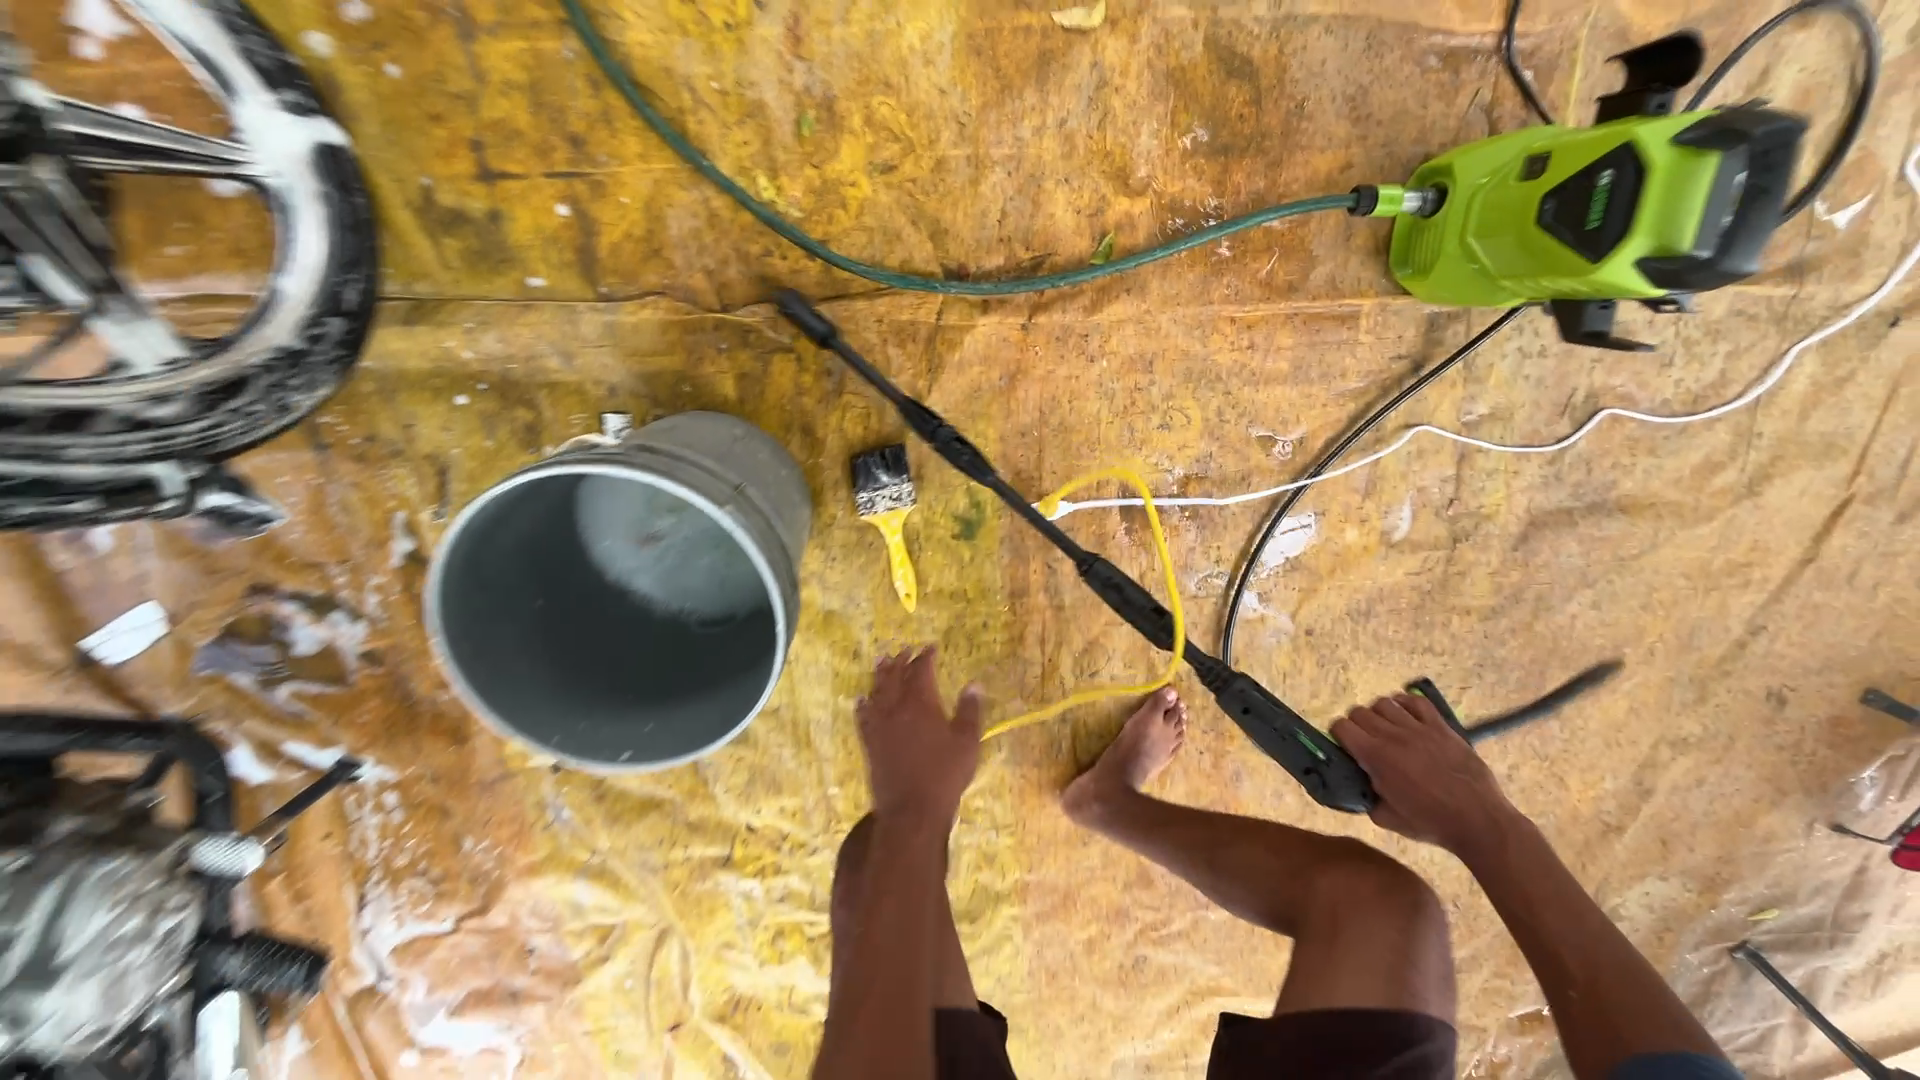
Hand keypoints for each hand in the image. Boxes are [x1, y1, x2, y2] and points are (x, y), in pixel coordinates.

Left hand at [857, 647, 983, 823]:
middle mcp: (896, 708)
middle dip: (900, 660)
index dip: (925, 657)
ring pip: (877, 692)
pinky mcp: (869, 744)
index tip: (931, 647)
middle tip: (904, 649)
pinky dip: (863, 704)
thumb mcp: (967, 742)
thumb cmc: (945, 775)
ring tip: (882, 662)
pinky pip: (863, 717)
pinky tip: (862, 700)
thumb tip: (974, 684)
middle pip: (895, 676)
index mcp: (921, 703)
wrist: (911, 810)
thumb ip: (970, 711)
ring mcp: (879, 726)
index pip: (921, 671)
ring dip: (880, 675)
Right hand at [1332, 693, 1517, 854]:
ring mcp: (1419, 728)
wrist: (1478, 820)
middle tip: (1365, 741)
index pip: (1341, 726)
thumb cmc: (1430, 822)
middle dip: (1356, 724)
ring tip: (1387, 730)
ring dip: (1379, 714)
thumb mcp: (1385, 818)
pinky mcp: (1442, 727)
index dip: (1339, 734)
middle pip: (1360, 711)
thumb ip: (1365, 796)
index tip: (1346, 747)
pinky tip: (1407, 717)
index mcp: (1375, 757)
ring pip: (1385, 703)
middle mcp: (1393, 735)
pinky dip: (1406, 704)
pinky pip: (1417, 702)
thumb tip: (1359, 783)